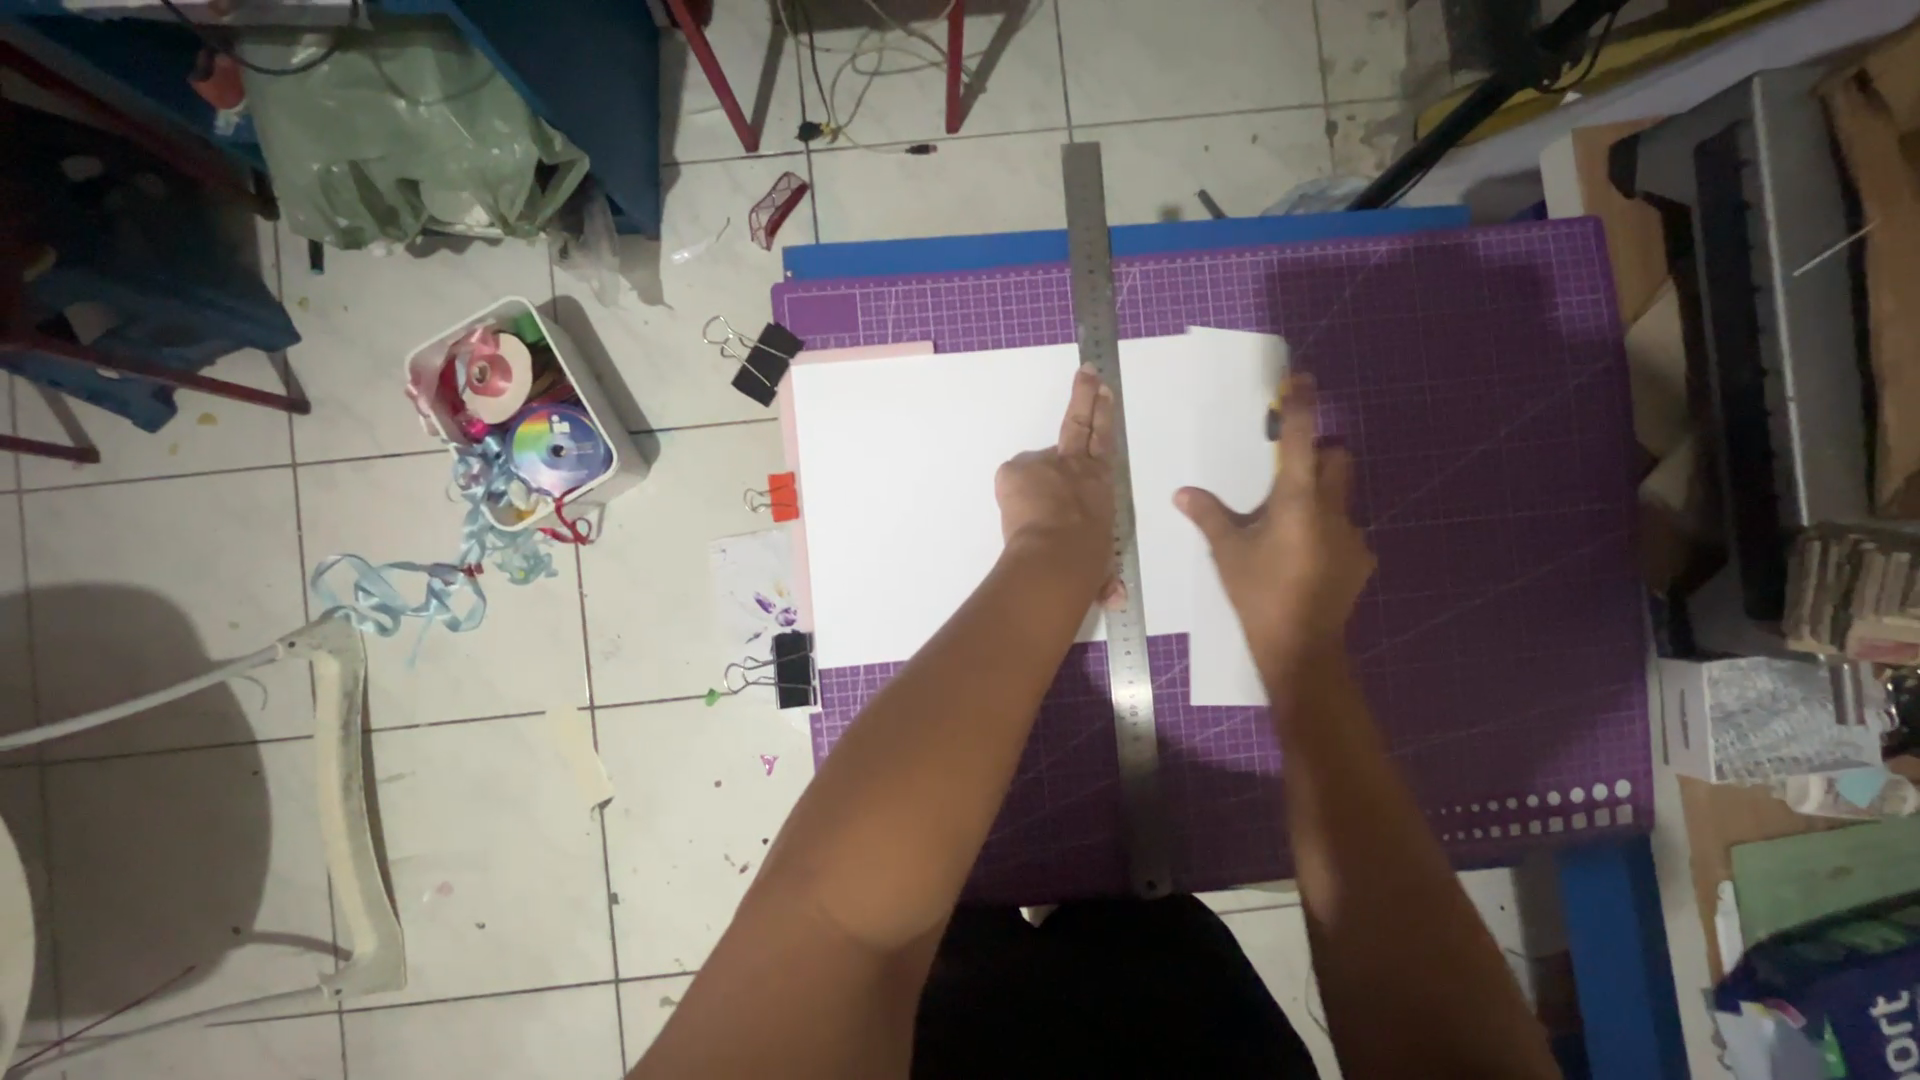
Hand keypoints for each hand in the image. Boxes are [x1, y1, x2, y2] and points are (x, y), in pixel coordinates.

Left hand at [995, 366, 1120, 603]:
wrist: (1056, 556)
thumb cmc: (1086, 563)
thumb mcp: (1100, 568)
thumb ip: (1103, 578)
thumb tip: (1113, 598)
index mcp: (1101, 486)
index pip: (1104, 443)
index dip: (1104, 414)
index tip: (1103, 389)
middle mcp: (1077, 467)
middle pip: (1081, 422)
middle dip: (1086, 395)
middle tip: (1088, 371)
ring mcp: (1045, 464)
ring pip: (1036, 462)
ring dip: (1032, 478)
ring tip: (1028, 506)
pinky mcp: (1014, 470)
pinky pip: (1011, 482)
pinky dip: (1011, 497)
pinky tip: (1015, 515)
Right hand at [1177, 374, 1374, 677]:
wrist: (1301, 646)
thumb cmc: (1258, 592)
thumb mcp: (1227, 553)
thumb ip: (1209, 516)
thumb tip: (1183, 492)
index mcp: (1297, 500)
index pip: (1302, 439)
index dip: (1301, 405)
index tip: (1301, 379)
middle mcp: (1332, 509)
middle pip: (1338, 458)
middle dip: (1319, 453)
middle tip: (1290, 471)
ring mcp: (1353, 535)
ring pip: (1342, 497)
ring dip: (1322, 497)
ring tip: (1292, 526)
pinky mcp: (1361, 560)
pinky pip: (1346, 532)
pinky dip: (1328, 534)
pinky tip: (1307, 560)